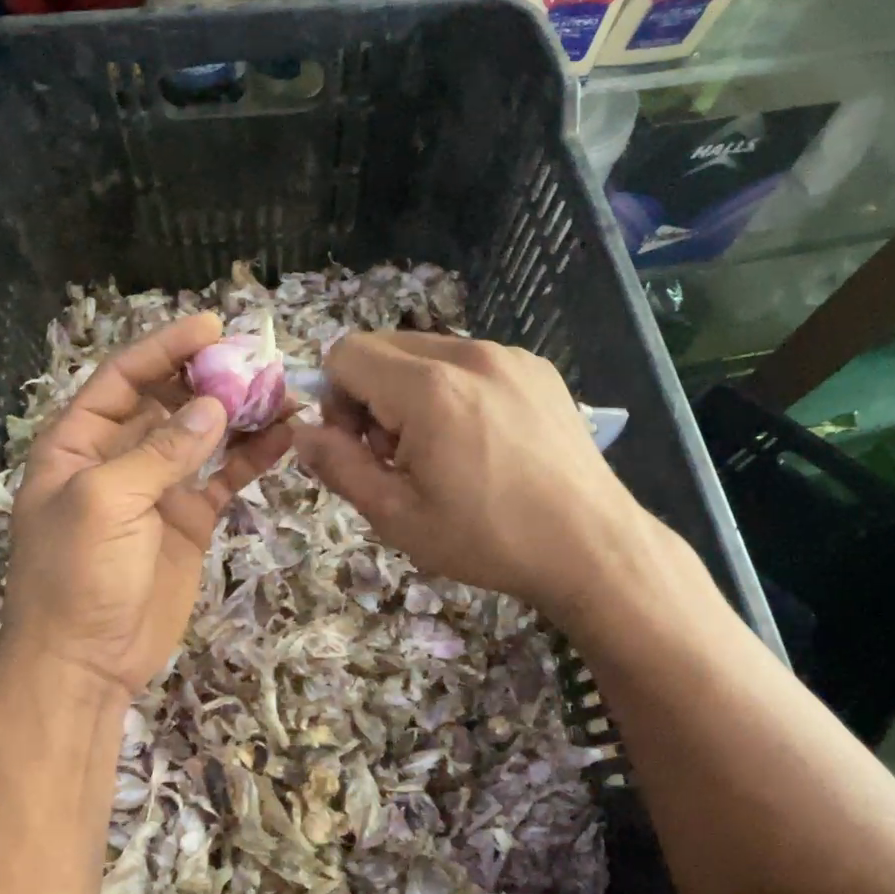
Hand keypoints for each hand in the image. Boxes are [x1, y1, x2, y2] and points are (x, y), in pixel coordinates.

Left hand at [1, 313, 292, 692]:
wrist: (85, 662)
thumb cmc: (76, 575)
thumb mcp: (106, 503)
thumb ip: (160, 451)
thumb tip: (214, 405)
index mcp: (78, 442)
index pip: (124, 377)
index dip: (165, 347)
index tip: (213, 327)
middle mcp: (119, 455)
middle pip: (168, 399)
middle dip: (210, 377)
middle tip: (260, 360)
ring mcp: (158, 487)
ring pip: (203, 435)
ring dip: (240, 413)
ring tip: (283, 393)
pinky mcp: (189, 519)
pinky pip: (224, 477)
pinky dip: (253, 457)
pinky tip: (285, 438)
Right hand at [292, 332, 667, 621]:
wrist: (591, 547)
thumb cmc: (488, 538)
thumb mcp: (396, 516)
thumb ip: (337, 465)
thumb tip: (302, 433)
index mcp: (429, 387)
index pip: (345, 353)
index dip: (335, 398)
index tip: (360, 445)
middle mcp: (469, 354)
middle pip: (384, 346)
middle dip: (371, 394)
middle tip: (398, 453)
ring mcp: (509, 356)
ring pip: (427, 353)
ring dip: (412, 392)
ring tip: (444, 450)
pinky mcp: (538, 369)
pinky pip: (470, 362)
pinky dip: (454, 390)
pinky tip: (482, 442)